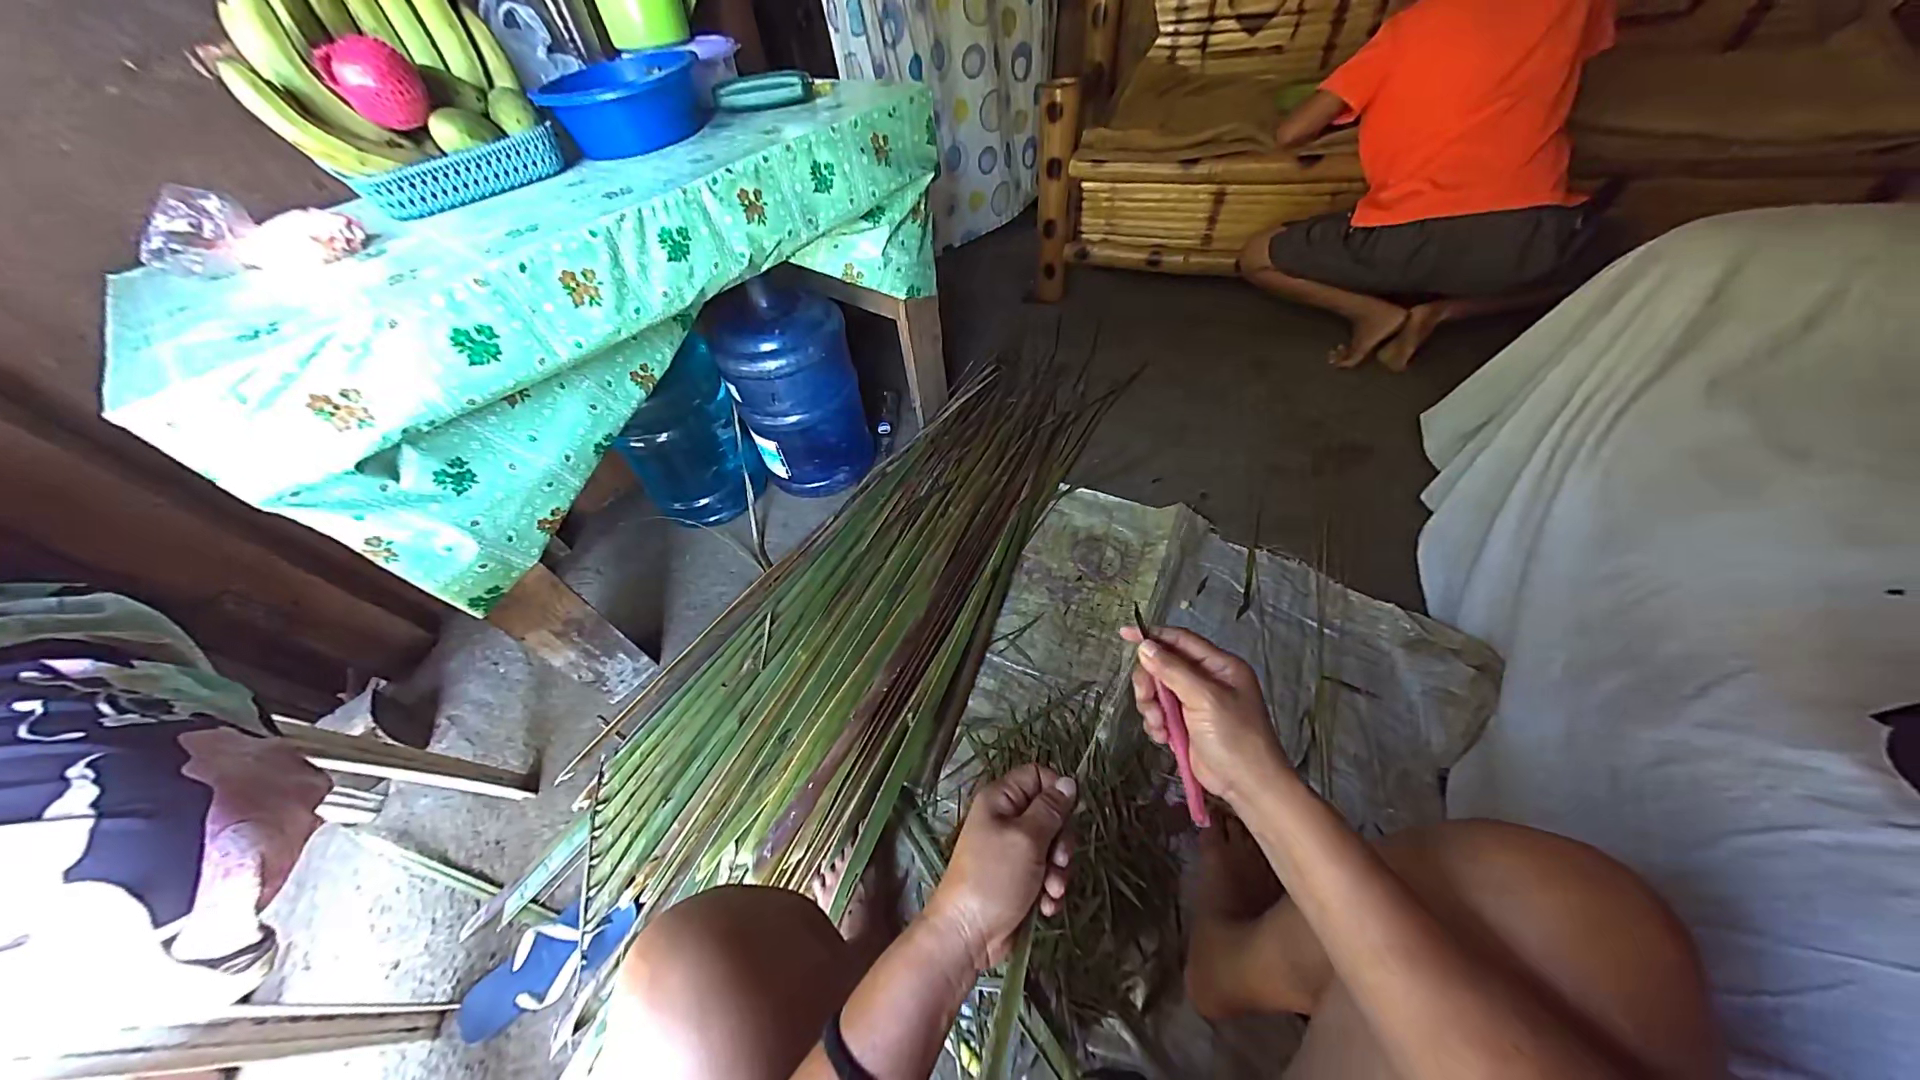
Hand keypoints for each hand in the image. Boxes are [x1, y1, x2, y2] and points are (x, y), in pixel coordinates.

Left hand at [924, 764, 1075, 969]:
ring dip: (1059, 870)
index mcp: (1000, 799)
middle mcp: (1006, 819)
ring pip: (1053, 846)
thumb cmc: (994, 877)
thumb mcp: (1027, 838)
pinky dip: (1051, 889)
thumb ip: (1051, 809)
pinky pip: (1047, 873)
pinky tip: (1047, 906)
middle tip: (1059, 860)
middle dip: (1062, 840)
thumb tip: (1068, 781)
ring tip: (1052, 889)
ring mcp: (1013, 850)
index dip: (1056, 791)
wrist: (968, 934)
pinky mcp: (1020, 878)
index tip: (1068, 814)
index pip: (1036, 775)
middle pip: (1050, 813)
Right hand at [1121, 626, 1289, 804]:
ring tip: (1160, 725)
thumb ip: (1173, 670)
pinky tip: (1163, 736)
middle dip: (1150, 683)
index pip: (1180, 640)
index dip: (1153, 636)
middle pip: (1163, 666)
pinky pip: (1159, 713)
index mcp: (1219, 666)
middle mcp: (1206, 680)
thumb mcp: (1204, 698)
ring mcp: (1195, 703)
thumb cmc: (1235, 737)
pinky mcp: (1185, 725)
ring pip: (1157, 691)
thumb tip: (1145, 646)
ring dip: (1151, 707)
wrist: (1248, 786)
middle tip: (1147, 699)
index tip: (1126, 634)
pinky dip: (1156, 723)